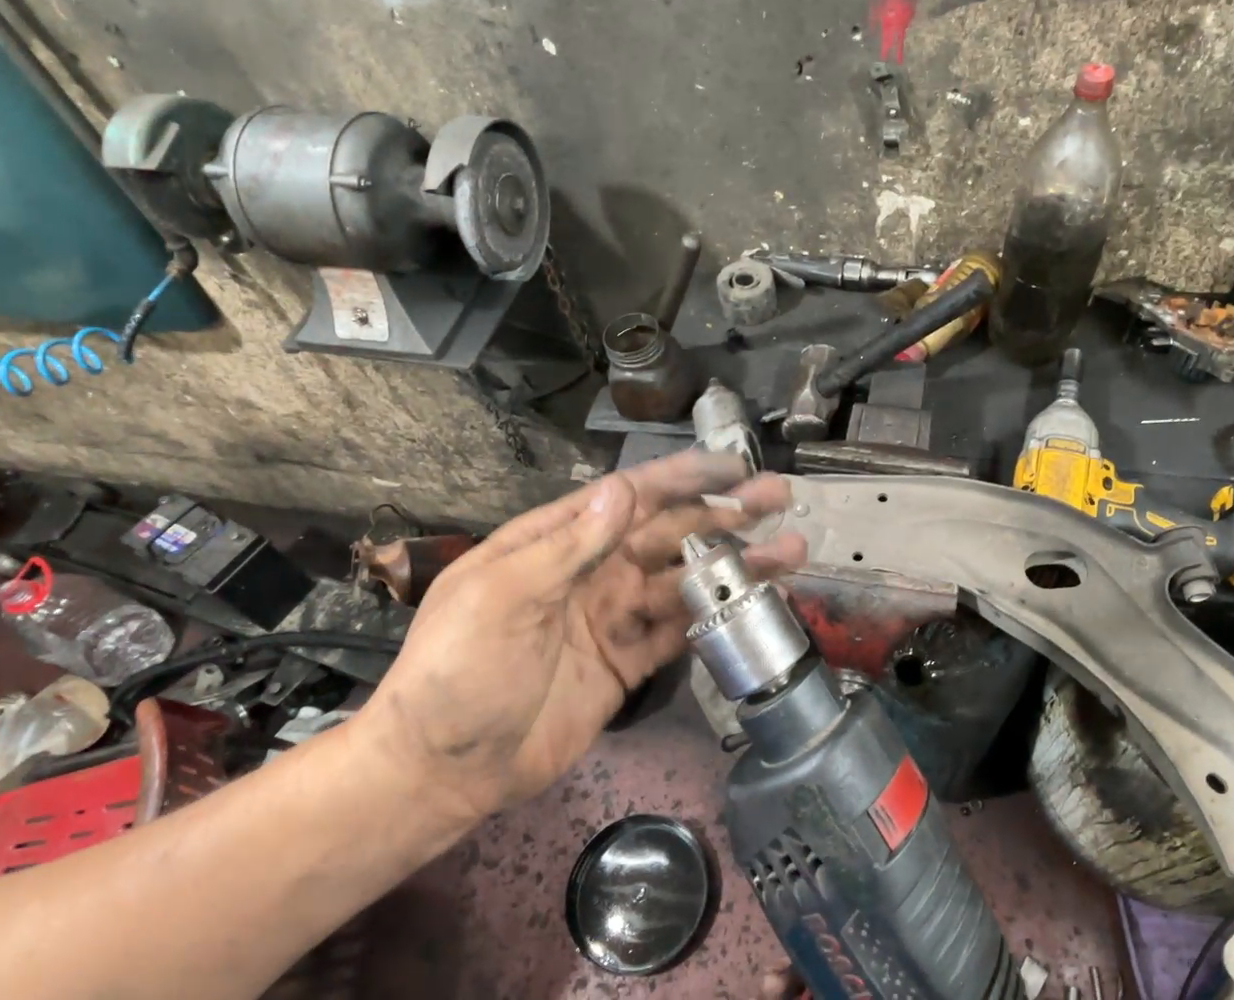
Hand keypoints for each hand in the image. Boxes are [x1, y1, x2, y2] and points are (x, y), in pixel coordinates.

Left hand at [356, 451, 805, 821]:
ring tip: (789, 553)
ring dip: (734, 567)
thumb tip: (623, 488)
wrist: (444, 767)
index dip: (683, 477)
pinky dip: (717, 620)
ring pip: (685, 581)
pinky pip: (679, 633)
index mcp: (556, 542)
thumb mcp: (503, 597)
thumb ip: (569, 545)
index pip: (630, 497)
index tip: (733, 466)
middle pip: (669, 533)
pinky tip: (755, 609)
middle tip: (777, 498)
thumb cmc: (460, 671)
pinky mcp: (625, 663)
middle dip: (724, 514)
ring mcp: (611, 618)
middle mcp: (592, 571)